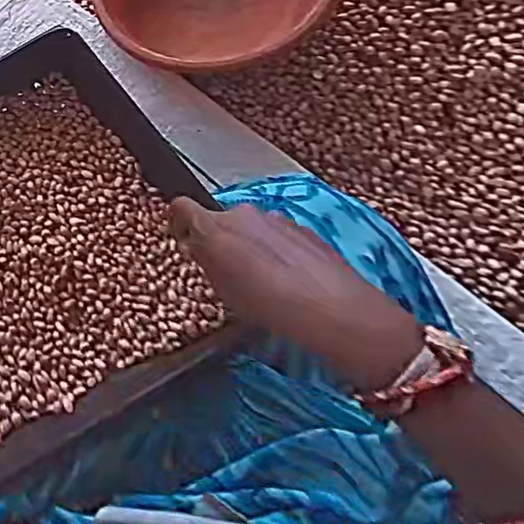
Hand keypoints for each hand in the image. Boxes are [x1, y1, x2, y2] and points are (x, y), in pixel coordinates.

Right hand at [170, 199, 420, 389]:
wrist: (344, 316)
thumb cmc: (275, 309)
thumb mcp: (225, 292)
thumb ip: (205, 261)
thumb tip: (196, 245)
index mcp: (216, 226)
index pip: (181, 207)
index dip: (179, 223)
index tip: (185, 243)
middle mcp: (242, 213)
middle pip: (217, 217)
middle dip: (216, 238)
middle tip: (225, 271)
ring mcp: (275, 218)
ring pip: (248, 225)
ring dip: (247, 243)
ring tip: (261, 279)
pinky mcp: (302, 228)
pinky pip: (275, 233)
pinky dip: (273, 248)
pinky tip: (288, 278)